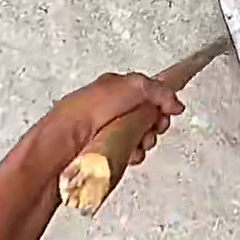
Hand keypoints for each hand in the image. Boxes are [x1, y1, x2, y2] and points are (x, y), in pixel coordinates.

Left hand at [35, 72, 184, 169]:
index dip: (161, 102)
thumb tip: (175, 103)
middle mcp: (111, 109)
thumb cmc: (88, 110)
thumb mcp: (134, 86)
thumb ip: (160, 91)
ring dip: (146, 139)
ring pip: (142, 136)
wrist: (64, 142)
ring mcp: (109, 131)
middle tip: (153, 126)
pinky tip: (130, 153)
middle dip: (156, 123)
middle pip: (149, 116)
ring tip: (138, 141)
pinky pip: (132, 152)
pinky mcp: (108, 151)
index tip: (168, 109)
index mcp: (115, 89)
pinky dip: (135, 153)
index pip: (149, 93)